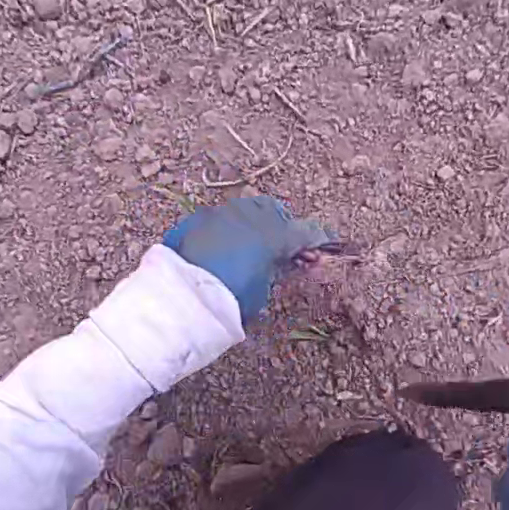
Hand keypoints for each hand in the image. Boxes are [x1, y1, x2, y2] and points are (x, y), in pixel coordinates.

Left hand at [162, 196, 332, 320]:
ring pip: (247, 209)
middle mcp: (249, 215)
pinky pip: (222, 219)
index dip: (320, 240)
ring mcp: (221, 213)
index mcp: (273, 234)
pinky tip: (225, 249)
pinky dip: (230, 230)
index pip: (306, 232)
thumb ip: (277, 271)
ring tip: (254, 247)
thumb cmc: (228, 300)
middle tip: (285, 249)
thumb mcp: (261, 291)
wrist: (180, 297)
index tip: (328, 244)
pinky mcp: (197, 219)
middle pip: (275, 212)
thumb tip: (285, 264)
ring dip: (256, 224)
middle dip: (284, 226)